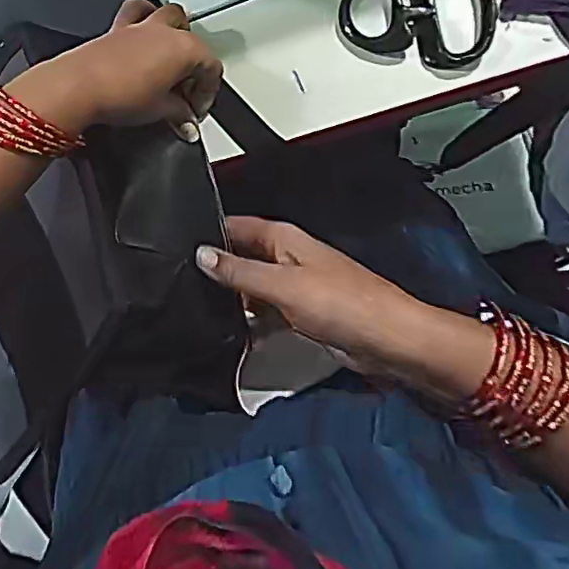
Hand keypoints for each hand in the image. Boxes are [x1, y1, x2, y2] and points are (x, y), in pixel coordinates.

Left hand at [9, 1, 222, 132]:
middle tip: (183, 92)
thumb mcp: (159, 110)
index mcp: (185, 47)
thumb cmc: (118, 93)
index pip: (211, 67)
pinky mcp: (115, 30)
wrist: (78, 87)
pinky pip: (135, 16)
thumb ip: (179, 112)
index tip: (195, 110)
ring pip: (167, 16)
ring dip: (173, 31)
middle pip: (192, 40)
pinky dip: (141, 24)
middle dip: (192, 64)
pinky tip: (139, 45)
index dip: (207, 92)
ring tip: (167, 59)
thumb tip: (185, 118)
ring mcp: (139, 27)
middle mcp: (164, 31)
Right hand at [198, 217, 493, 401]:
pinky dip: (249, 317)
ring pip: (250, 284)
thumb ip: (238, 271)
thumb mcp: (281, 285)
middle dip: (216, 266)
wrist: (392, 343)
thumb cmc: (343, 304)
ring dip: (231, 295)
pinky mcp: (301, 312)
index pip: (234, 226)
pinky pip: (264, 310)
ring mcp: (294, 284)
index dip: (207, 233)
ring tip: (198, 306)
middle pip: (240, 255)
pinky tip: (230, 330)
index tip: (177, 246)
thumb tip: (200, 254)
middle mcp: (286, 256)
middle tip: (181, 280)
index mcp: (282, 238)